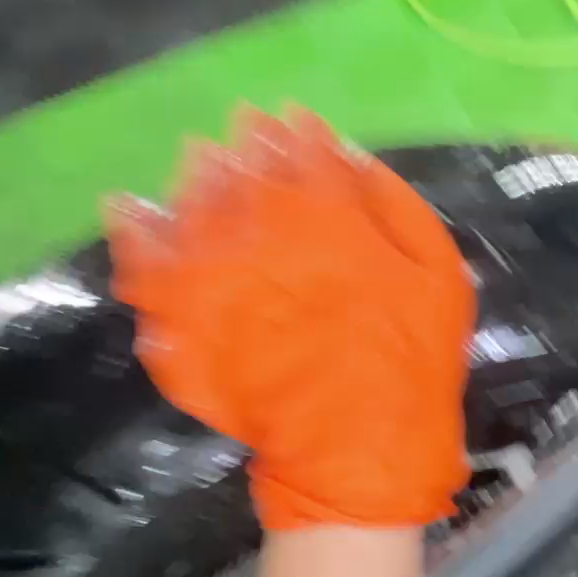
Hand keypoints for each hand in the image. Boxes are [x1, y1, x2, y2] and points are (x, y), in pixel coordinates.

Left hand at [105, 105, 477, 530]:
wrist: (357, 450)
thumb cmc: (412, 367)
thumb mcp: (442, 284)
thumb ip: (402, 213)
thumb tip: (357, 163)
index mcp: (325, 216)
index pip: (307, 153)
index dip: (303, 136)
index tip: (299, 126)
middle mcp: (253, 229)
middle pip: (240, 168)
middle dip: (247, 149)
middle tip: (247, 141)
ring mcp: (204, 272)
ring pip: (187, 202)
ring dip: (196, 178)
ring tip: (204, 168)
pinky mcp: (174, 318)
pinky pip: (139, 259)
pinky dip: (135, 229)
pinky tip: (136, 212)